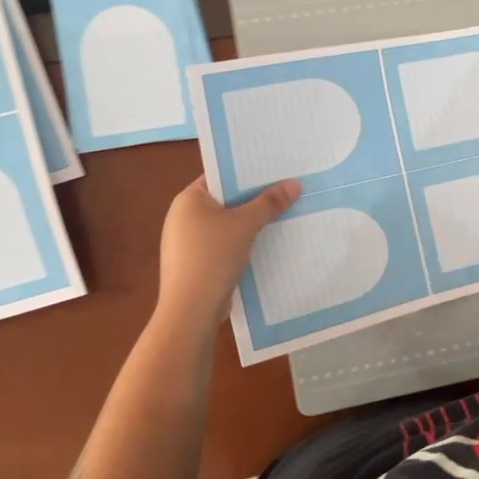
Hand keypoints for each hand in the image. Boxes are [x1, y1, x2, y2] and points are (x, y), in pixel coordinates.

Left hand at [155, 176, 300, 325]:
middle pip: (226, 200)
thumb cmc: (212, 256)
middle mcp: (183, 216)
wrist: (190, 309)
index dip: (247, 173)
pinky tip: (267, 245)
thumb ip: (269, 202)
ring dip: (251, 223)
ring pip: (227, 224)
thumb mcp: (245, 225)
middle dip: (255, 198)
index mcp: (188, 199)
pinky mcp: (197, 263)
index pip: (220, 176)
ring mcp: (188, 242)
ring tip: (284, 215)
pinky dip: (243, 243)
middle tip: (287, 190)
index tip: (276, 170)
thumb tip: (295, 183)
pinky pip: (225, 244)